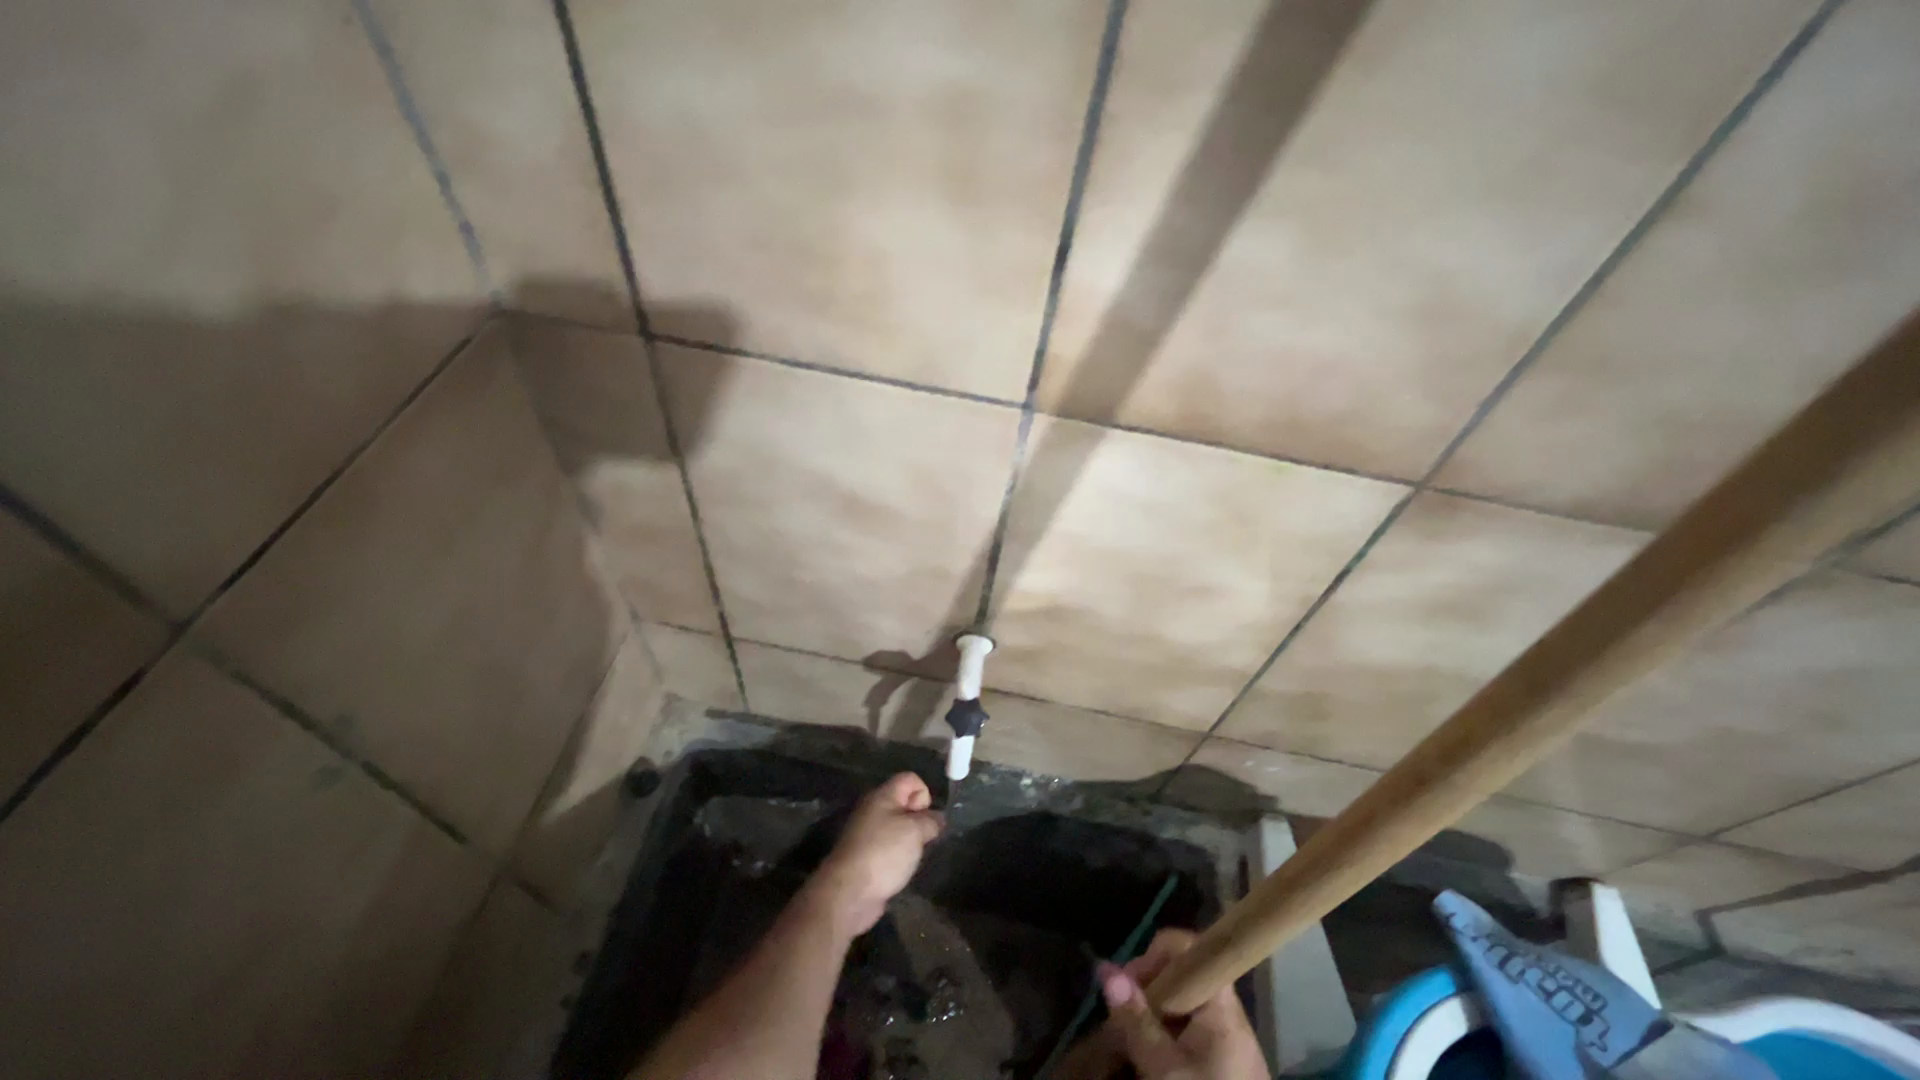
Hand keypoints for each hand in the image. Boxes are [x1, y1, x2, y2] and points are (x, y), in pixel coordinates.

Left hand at [808, 772, 942, 934]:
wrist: (850, 892)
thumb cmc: (884, 853)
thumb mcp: (915, 831)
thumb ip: (931, 820)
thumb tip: (937, 818)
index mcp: (881, 796)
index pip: (910, 779)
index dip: (924, 795)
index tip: (925, 818)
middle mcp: (872, 810)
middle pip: (905, 802)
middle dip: (920, 819)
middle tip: (924, 839)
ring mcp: (867, 833)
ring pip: (898, 826)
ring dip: (911, 839)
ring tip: (915, 856)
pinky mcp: (866, 855)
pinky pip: (890, 846)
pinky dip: (900, 854)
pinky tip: (902, 868)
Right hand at [1097, 930, 1266, 1079]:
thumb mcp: (1163, 1070)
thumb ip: (1134, 1020)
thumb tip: (1104, 968)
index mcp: (1220, 1004)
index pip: (1188, 947)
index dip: (1154, 956)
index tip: (1129, 985)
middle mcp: (1226, 1011)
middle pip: (1180, 976)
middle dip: (1143, 993)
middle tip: (1119, 1024)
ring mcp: (1225, 1036)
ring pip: (1179, 1005)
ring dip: (1148, 1019)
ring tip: (1127, 1048)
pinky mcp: (1222, 1059)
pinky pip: (1186, 1030)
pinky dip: (1161, 1038)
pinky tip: (1146, 1062)